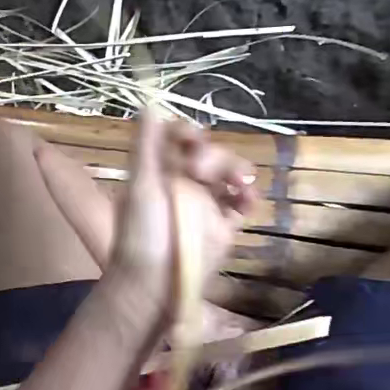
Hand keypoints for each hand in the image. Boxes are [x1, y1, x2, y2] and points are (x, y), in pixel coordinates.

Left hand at [105, 108, 256, 325]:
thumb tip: (149, 104)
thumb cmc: (141, 234)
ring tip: (240, 180)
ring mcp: (206, 205)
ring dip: (237, 170)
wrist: (153, 286)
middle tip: (202, 170)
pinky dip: (249, 197)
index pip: (180, 140)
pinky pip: (242, 204)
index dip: (190, 134)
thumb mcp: (140, 186)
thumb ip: (146, 147)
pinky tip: (249, 197)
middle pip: (210, 155)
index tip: (193, 137)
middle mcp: (184, 184)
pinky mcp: (223, 227)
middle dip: (213, 156)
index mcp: (160, 171)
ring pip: (230, 175)